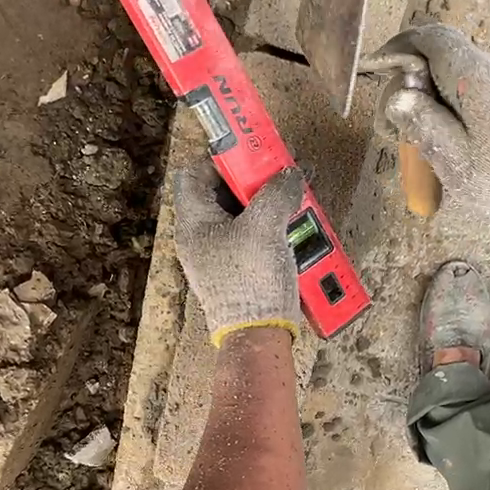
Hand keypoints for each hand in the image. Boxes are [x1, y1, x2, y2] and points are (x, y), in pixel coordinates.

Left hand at [173, 164, 305, 345]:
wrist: (259, 335)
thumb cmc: (250, 279)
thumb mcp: (264, 227)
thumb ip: (276, 192)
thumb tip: (289, 173)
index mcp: (195, 223)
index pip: (192, 175)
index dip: (219, 160)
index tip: (249, 154)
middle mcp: (202, 237)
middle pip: (222, 194)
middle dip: (253, 181)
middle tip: (279, 173)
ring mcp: (221, 255)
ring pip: (242, 215)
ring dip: (269, 203)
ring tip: (294, 196)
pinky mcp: (241, 270)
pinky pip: (255, 237)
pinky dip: (274, 227)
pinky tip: (296, 224)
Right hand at [366, 24, 489, 238]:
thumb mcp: (454, 160)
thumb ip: (422, 122)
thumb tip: (397, 93)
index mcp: (479, 77)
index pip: (431, 38)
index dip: (398, 49)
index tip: (375, 71)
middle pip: (439, 58)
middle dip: (408, 86)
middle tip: (392, 129)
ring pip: (452, 76)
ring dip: (426, 101)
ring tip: (414, 142)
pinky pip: (469, 91)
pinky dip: (446, 108)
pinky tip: (440, 142)